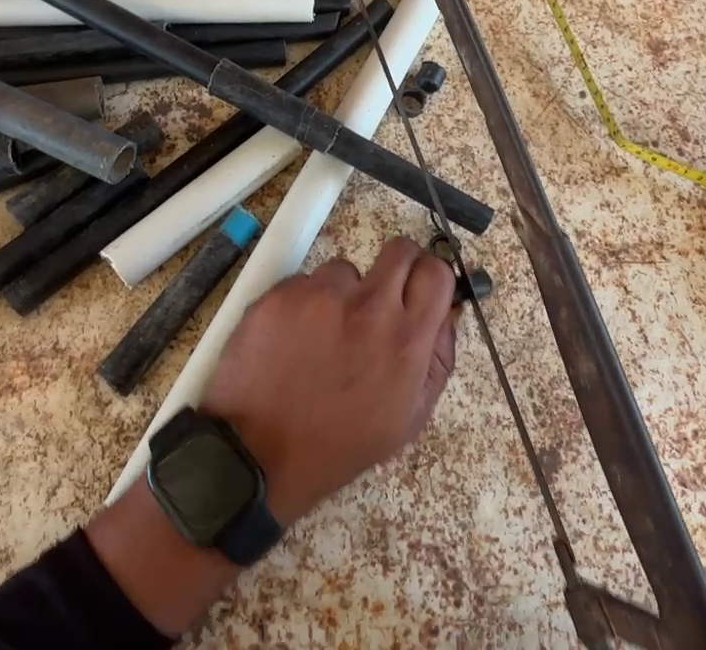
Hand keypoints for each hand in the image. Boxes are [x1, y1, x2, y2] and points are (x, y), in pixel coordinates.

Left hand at [201, 236, 459, 524]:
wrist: (259, 455)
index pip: (436, 271)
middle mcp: (367, 307)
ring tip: (323, 337)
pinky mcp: (279, 294)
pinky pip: (303, 284)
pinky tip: (292, 341)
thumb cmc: (340, 445)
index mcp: (406, 340)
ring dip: (342, 293)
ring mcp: (319, 296)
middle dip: (396, 268)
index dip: (431, 275)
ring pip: (344, 270)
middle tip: (380, 298)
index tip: (420, 287)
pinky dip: (303, 304)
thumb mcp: (409, 418)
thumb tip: (446, 311)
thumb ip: (438, 358)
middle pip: (398, 250)